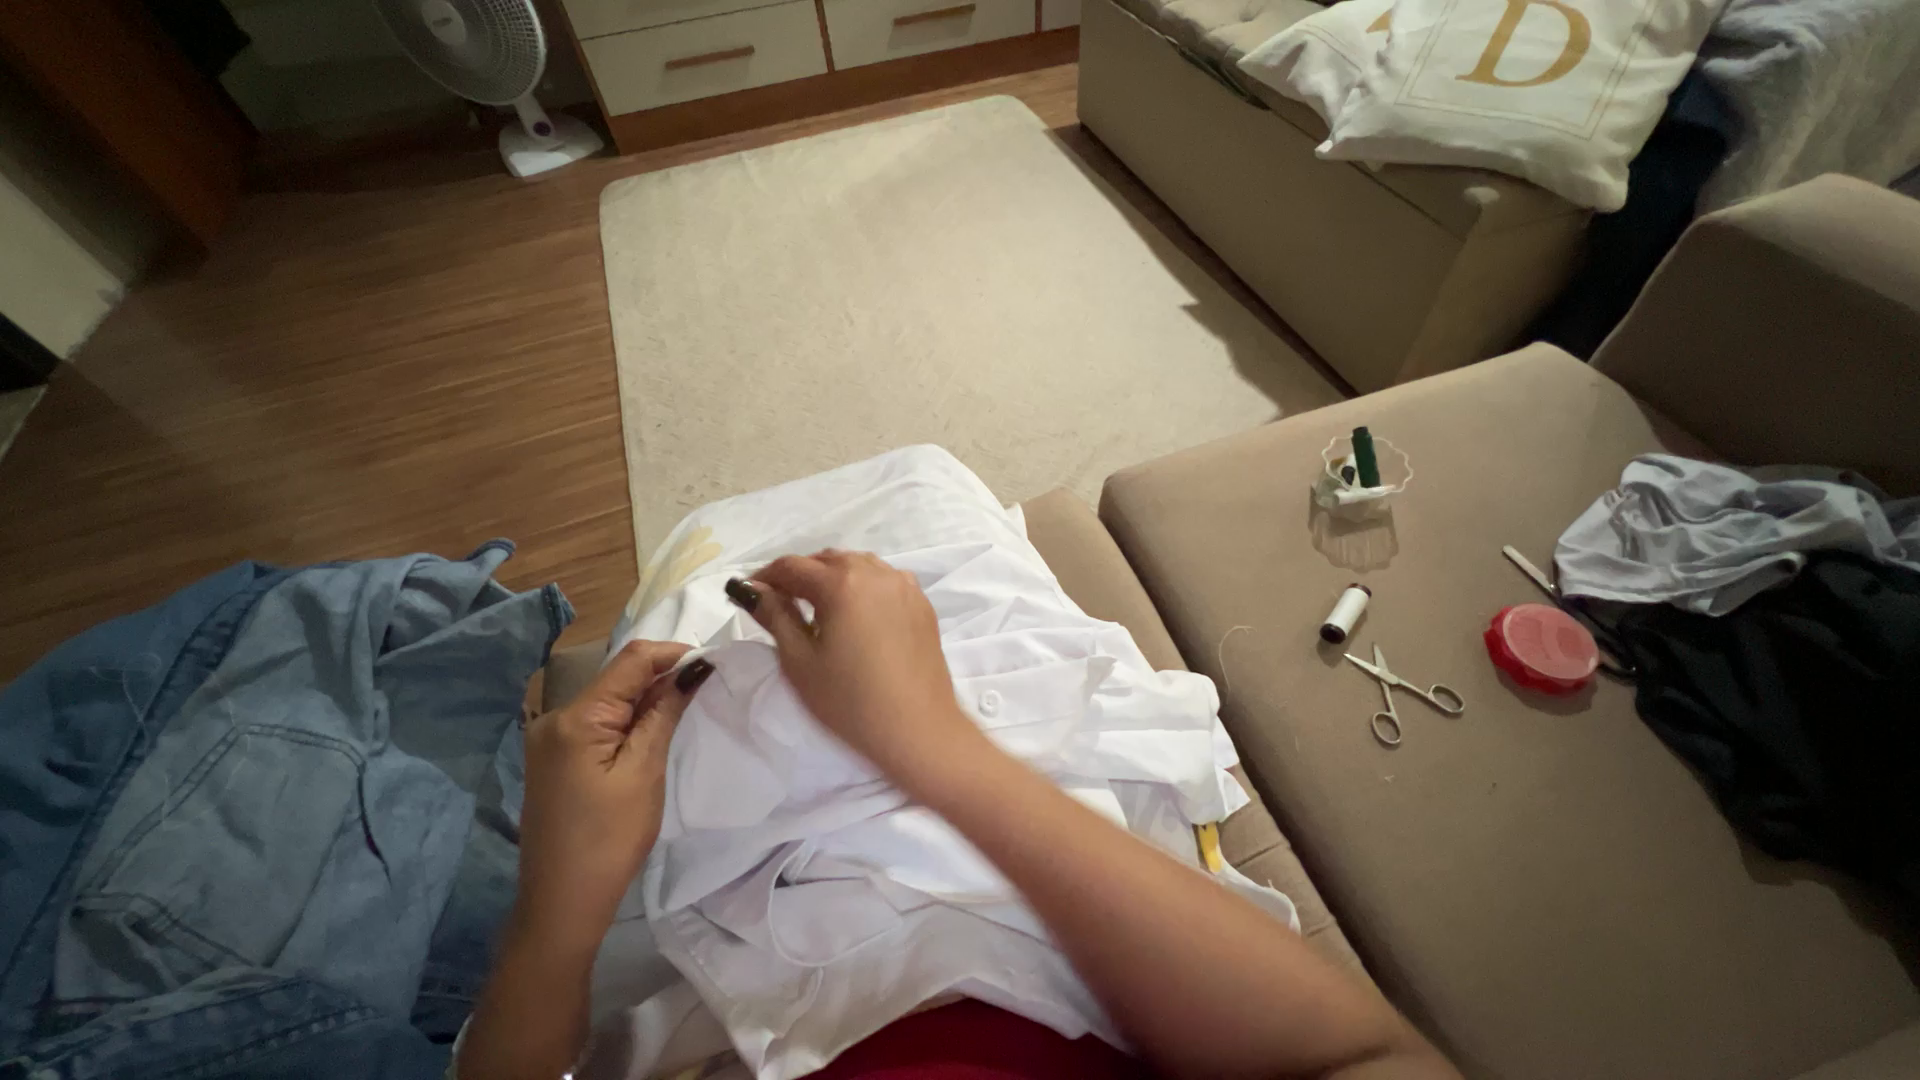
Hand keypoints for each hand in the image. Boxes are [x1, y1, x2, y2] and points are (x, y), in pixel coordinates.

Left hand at [514, 640, 712, 945]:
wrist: (561, 903)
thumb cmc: (609, 839)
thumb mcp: (645, 771)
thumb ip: (664, 713)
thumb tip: (693, 669)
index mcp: (575, 717)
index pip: (632, 660)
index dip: (674, 654)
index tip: (714, 664)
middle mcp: (555, 717)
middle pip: (618, 675)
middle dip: (663, 674)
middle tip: (706, 687)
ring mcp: (550, 738)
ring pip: (610, 697)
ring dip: (648, 696)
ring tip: (686, 708)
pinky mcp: (555, 757)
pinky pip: (598, 720)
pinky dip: (629, 717)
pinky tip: (653, 730)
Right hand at [733, 551, 983, 788]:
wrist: (917, 728)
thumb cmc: (850, 701)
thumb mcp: (800, 661)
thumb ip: (775, 616)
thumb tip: (754, 590)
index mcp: (842, 583)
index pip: (792, 566)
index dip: (765, 577)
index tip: (749, 593)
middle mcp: (875, 573)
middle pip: (826, 560)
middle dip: (799, 575)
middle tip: (780, 602)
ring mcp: (904, 585)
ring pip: (858, 565)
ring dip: (832, 576)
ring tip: (816, 607)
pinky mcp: (921, 603)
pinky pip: (884, 580)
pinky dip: (863, 586)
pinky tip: (856, 613)